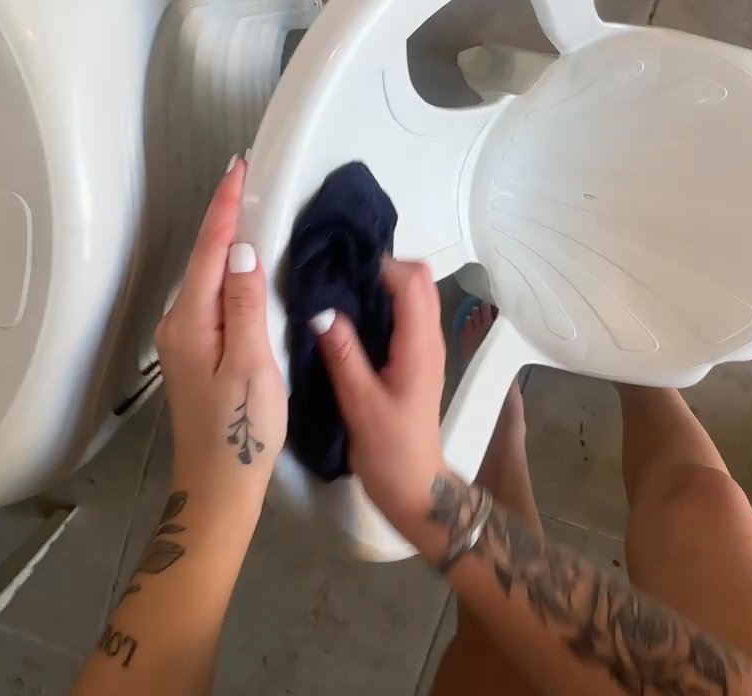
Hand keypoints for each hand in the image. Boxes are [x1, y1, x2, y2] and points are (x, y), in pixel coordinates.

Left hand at [155, 157, 285, 506]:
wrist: (219, 489)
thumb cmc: (241, 432)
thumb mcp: (251, 365)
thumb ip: (245, 305)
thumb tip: (240, 250)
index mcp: (191, 322)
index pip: (209, 251)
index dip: (224, 207)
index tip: (237, 168)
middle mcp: (180, 323)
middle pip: (203, 258)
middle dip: (223, 215)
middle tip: (246, 178)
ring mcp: (185, 338)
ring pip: (207, 276)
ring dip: (226, 241)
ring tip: (249, 207)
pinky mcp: (197, 350)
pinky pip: (212, 296)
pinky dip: (228, 270)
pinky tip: (244, 263)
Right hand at [311, 259, 448, 549]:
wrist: (414, 487)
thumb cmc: (389, 448)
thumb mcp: (359, 402)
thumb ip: (342, 353)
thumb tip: (321, 309)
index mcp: (419, 344)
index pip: (411, 283)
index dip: (381, 265)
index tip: (343, 264)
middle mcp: (430, 338)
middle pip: (420, 280)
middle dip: (386, 266)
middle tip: (343, 272)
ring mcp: (426, 347)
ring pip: (417, 294)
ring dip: (387, 282)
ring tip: (344, 286)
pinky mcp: (417, 356)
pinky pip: (408, 312)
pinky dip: (387, 300)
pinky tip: (355, 313)